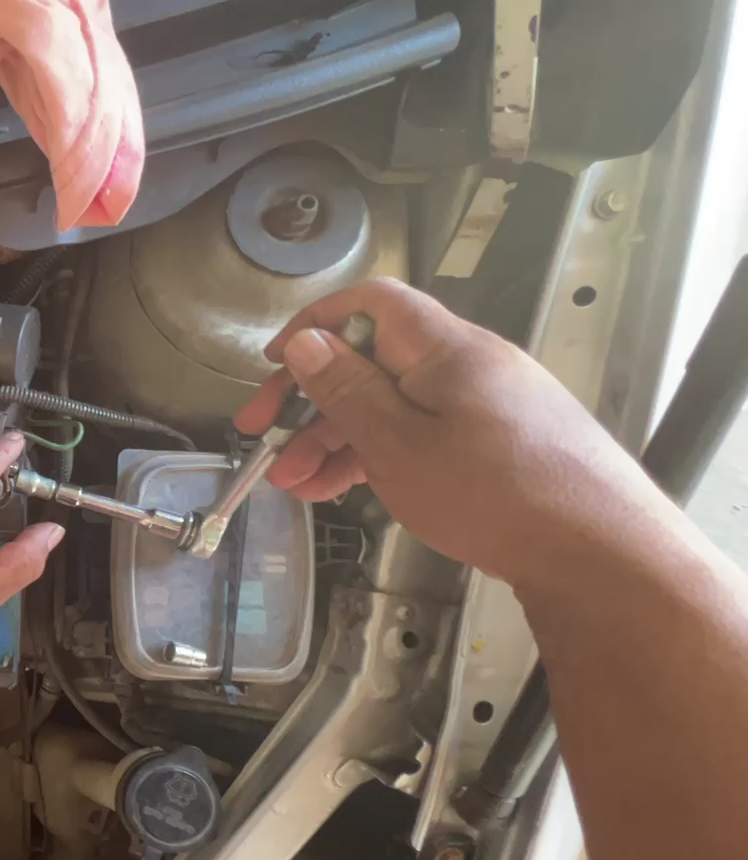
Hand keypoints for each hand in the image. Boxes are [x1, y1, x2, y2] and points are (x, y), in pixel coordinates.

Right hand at [234, 277, 673, 588]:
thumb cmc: (491, 493)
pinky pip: (408, 434)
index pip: (372, 304)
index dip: (314, 323)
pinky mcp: (482, 442)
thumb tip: (303, 343)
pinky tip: (332, 489)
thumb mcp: (397, 442)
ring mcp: (473, 407)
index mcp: (445, 351)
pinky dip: (365, 457)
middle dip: (304, 400)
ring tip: (291, 484)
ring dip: (326, 441)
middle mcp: (461, 368)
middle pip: (366, 363)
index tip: (271, 363)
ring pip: (381, 406)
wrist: (599, 555)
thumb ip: (345, 389)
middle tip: (260, 436)